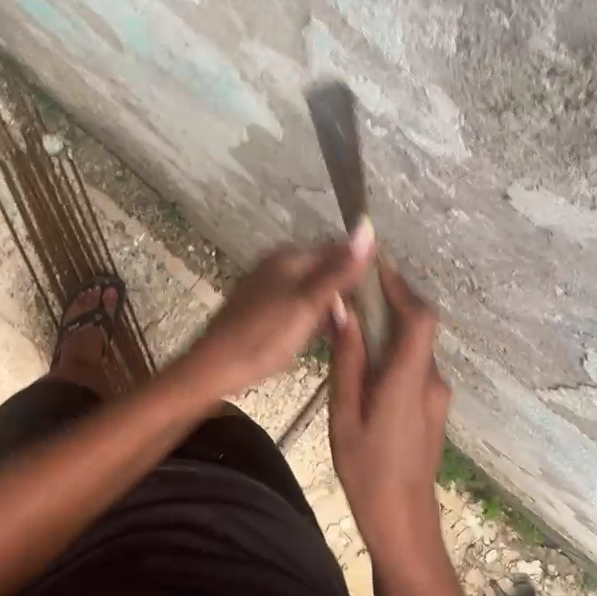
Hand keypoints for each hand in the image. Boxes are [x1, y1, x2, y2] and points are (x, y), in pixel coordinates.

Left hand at [175, 226, 372, 400]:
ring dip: (329, 302)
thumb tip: (368, 226)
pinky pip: (296, 302)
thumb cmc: (264, 337)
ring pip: (309, 286)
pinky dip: (311, 314)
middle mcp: (276, 264)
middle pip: (322, 267)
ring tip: (349, 325)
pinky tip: (319, 333)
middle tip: (369, 313)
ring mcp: (265, 286)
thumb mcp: (308, 304)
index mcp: (288, 257)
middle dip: (345, 285)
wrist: (214, 368)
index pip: (336, 248)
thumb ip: (338, 270)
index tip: (382, 290)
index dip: (360, 265)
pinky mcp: (259, 308)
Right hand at [328, 262, 448, 557]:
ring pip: (415, 349)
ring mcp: (437, 396)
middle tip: (355, 294)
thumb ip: (347, 362)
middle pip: (418, 329)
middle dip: (390, 305)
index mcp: (407, 382)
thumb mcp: (344, 415)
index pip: (419, 320)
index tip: (377, 269)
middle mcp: (431, 382)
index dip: (402, 288)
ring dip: (390, 331)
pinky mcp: (434, 408)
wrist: (404, 521)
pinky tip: (366, 365)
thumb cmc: (366, 471)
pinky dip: (394, 354)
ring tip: (352, 327)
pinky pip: (415, 367)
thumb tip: (345, 313)